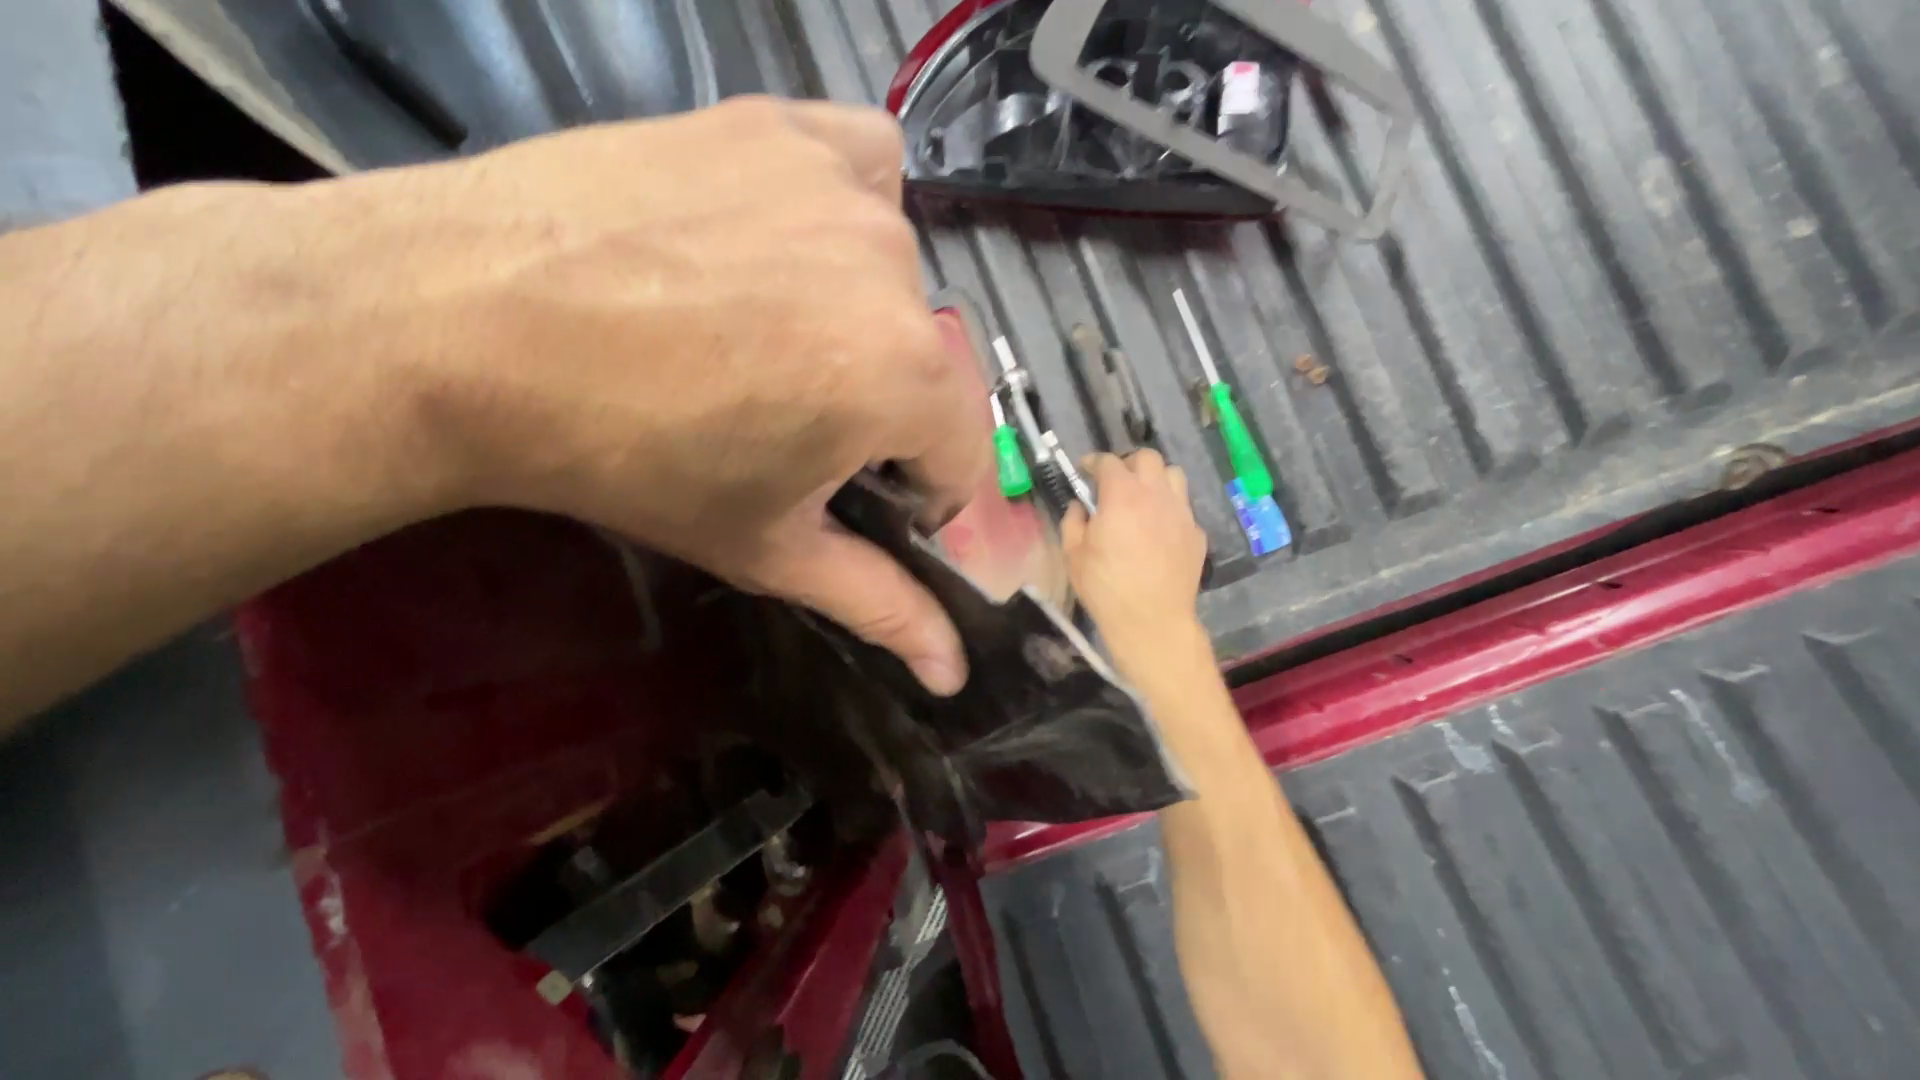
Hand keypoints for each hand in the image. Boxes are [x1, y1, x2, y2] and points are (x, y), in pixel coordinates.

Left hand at [303, 97, 986, 692]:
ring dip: (853, 315)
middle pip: (924, 368)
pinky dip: (840, 209)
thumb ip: (878, 605)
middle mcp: (895, 269)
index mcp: (904, 378)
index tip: (838, 492)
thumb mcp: (766, 547)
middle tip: (774, 414)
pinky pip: (861, 167)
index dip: (908, 493)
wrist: (462, 326)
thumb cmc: (626, 459)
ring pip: (891, 279)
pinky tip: (777, 238)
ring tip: (751, 327)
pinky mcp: (782, 124)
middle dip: (875, 406)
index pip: (962, 456)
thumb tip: (955, 672)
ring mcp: (839, 185)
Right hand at [1061, 451, 1208, 638]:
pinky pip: (1183, 508)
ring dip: (1156, 479)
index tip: (1086, 469)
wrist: (1152, 620)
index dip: (1094, 461)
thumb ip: (1073, 522)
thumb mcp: (1073, 555)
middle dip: (1129, 463)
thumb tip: (1079, 507)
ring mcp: (1181, 513)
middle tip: (1116, 480)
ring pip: (1174, 476)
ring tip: (1143, 497)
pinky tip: (1159, 529)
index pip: (1109, 462)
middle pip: (1148, 458)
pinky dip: (1169, 509)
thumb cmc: (1106, 587)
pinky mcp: (1196, 533)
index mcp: (1121, 495)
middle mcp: (1156, 495)